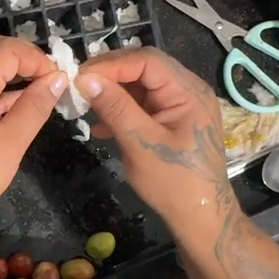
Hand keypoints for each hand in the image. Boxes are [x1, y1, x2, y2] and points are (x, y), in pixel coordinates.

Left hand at [0, 34, 67, 241]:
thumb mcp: (11, 144)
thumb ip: (34, 107)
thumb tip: (57, 79)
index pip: (8, 50)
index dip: (37, 59)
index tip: (58, 82)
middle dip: (24, 58)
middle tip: (48, 82)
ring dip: (10, 72)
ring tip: (37, 96)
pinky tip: (15, 110)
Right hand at [76, 47, 236, 240]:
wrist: (199, 217)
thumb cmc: (174, 183)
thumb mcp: (141, 144)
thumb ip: (115, 108)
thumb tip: (84, 79)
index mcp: (188, 92)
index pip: (146, 61)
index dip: (111, 65)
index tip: (79, 78)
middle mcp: (187, 91)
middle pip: (144, 68)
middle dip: (110, 75)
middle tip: (79, 88)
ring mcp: (180, 106)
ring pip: (141, 86)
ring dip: (112, 93)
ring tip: (86, 106)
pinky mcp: (171, 121)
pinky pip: (143, 104)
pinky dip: (120, 109)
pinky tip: (101, 127)